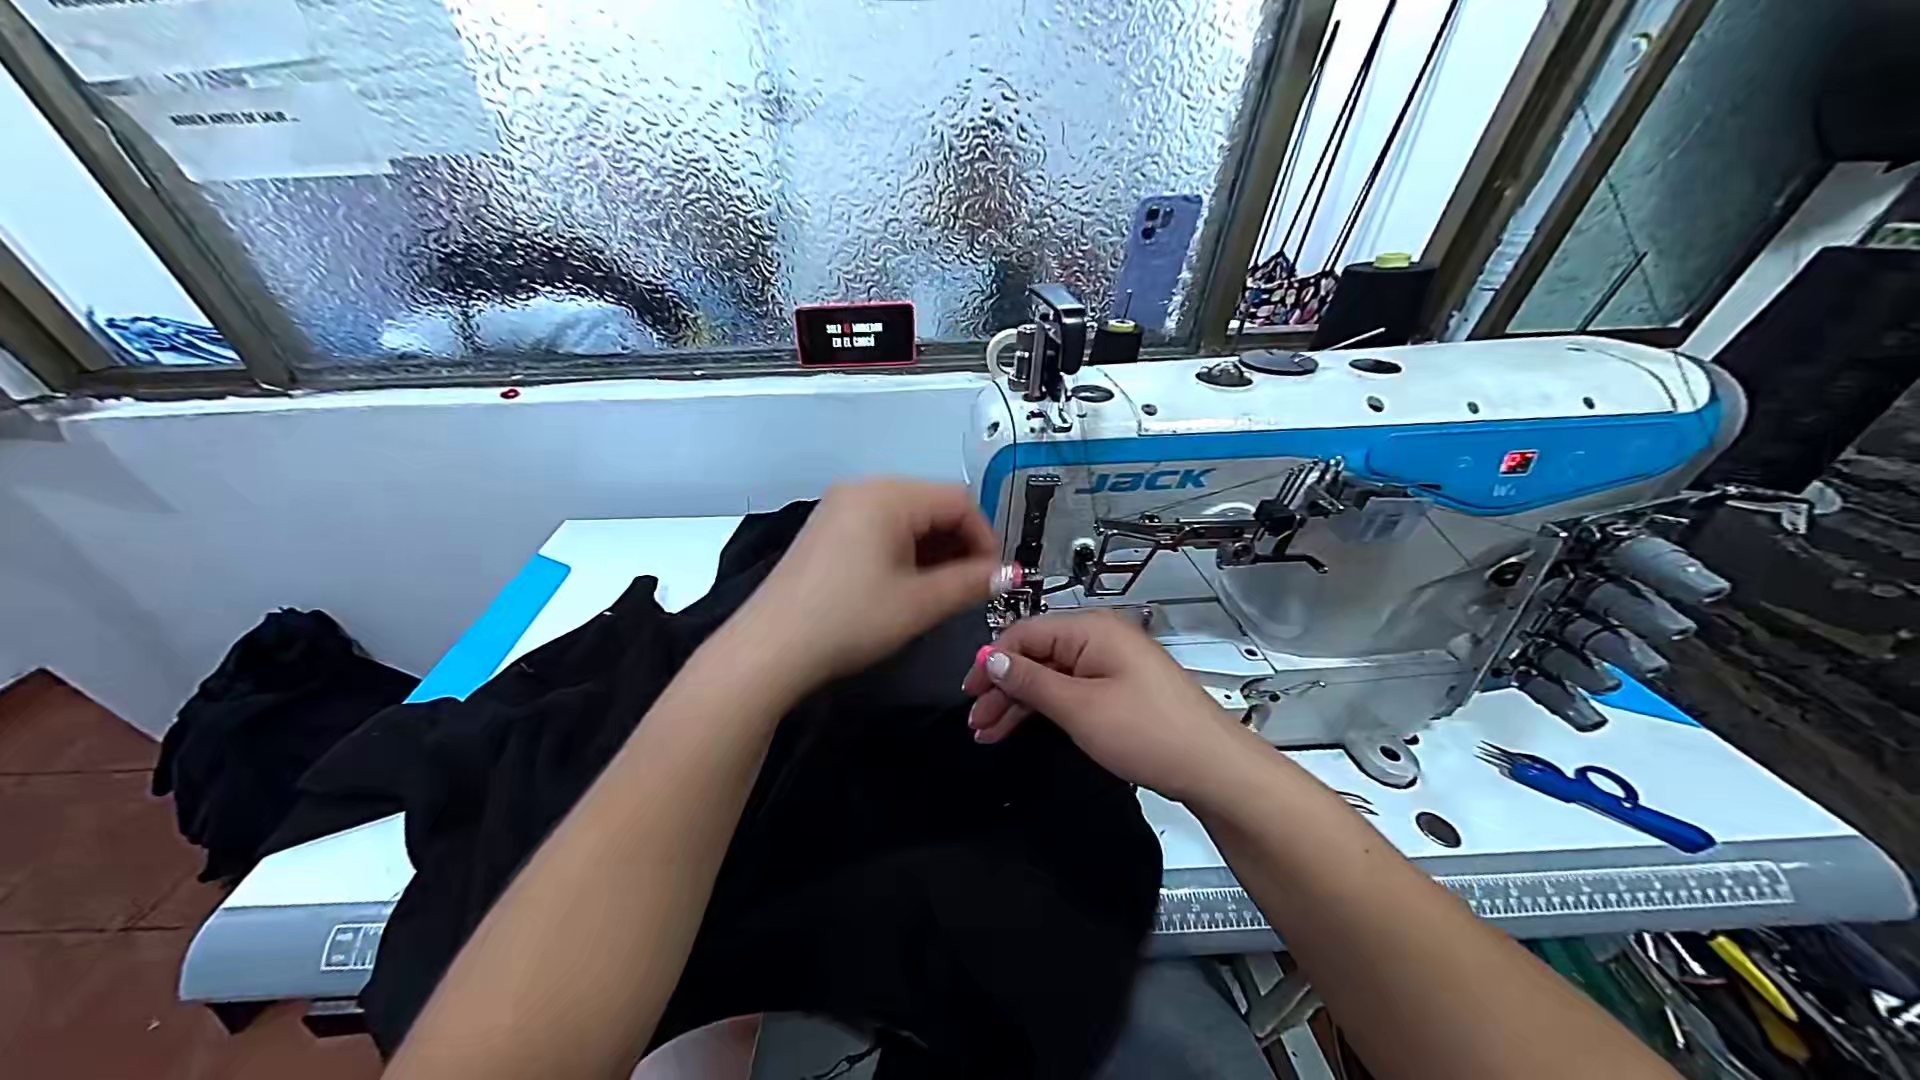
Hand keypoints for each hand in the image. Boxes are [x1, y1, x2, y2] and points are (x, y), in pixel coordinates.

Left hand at [728, 478, 1000, 688]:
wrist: (770, 649)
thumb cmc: (849, 621)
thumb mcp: (919, 603)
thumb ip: (972, 582)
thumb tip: (1009, 573)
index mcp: (887, 495)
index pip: (959, 500)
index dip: (986, 538)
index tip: (995, 577)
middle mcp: (863, 488)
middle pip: (932, 504)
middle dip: (960, 543)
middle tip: (972, 586)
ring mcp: (840, 506)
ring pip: (907, 517)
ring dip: (934, 549)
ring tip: (942, 590)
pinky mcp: (827, 528)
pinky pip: (881, 527)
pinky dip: (904, 550)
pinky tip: (908, 583)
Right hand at [960, 612, 1257, 801]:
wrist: (1213, 768)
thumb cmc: (1150, 733)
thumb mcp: (1078, 707)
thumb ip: (1030, 680)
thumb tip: (991, 659)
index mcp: (1092, 629)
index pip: (1025, 632)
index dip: (992, 660)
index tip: (969, 691)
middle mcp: (1100, 638)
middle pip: (1036, 655)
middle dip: (1002, 687)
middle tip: (976, 720)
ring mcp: (1109, 664)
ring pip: (1050, 676)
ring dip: (1018, 702)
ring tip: (988, 732)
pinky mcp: (1117, 689)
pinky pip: (1069, 690)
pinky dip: (1045, 709)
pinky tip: (1019, 727)